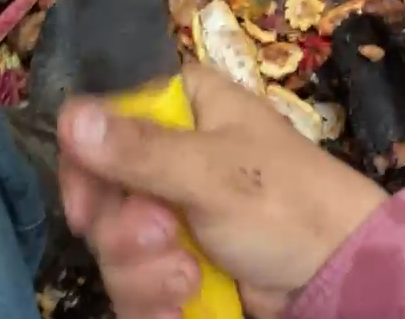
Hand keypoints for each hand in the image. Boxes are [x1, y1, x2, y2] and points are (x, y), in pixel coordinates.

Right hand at [57, 65, 387, 317]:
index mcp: (184, 105)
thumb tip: (69, 116)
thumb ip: (140, 149)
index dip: (86, 161)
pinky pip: (134, 281)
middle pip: (101, 189)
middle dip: (126, 230)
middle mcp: (171, 151)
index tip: (87, 204)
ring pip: (113, 242)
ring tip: (188, 278)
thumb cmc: (284, 200)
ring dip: (143, 272)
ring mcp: (172, 209)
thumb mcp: (212, 171)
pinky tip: (185, 305)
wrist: (334, 274)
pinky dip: (154, 300)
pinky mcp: (175, 259)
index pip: (105, 116)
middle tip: (163, 238)